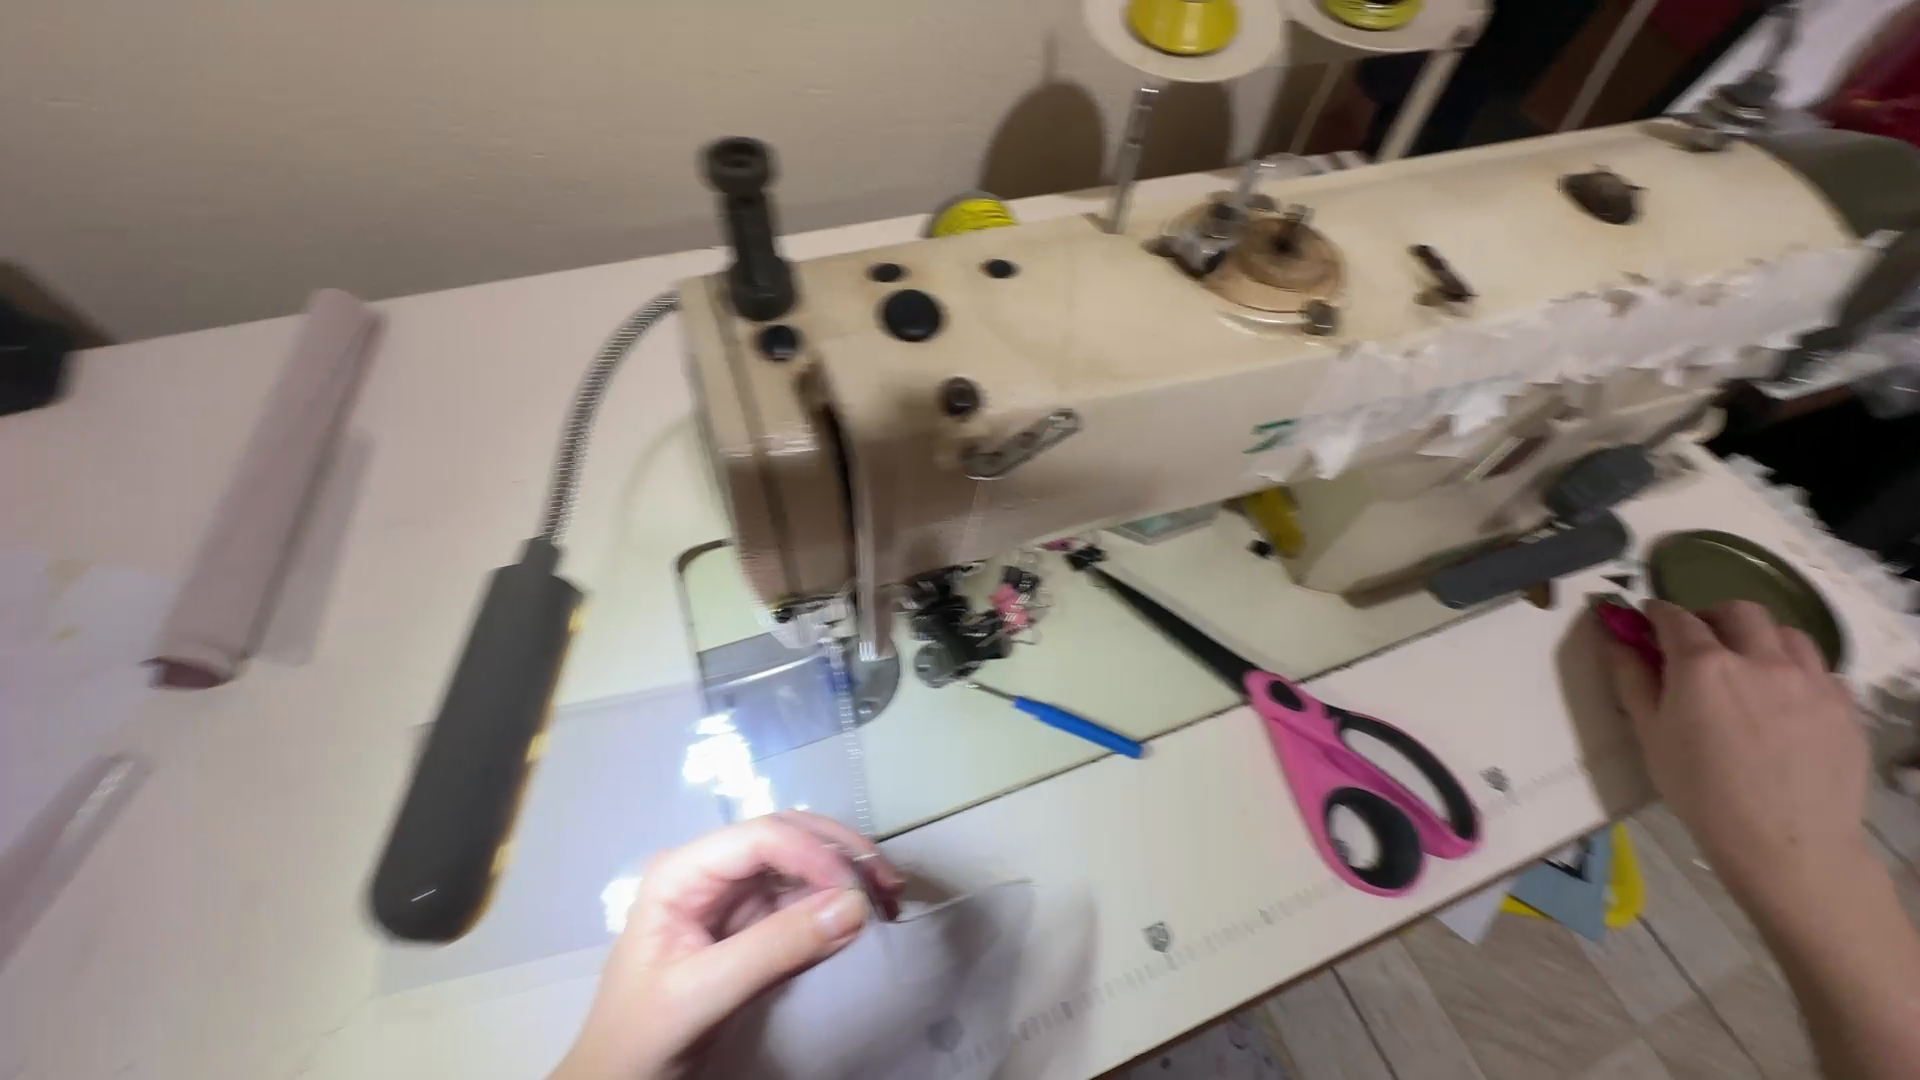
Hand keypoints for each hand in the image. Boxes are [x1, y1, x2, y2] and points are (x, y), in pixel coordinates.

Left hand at [553, 812, 904, 1079]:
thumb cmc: (638, 1040)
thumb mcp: (701, 995)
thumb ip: (775, 949)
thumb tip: (855, 906)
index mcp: (684, 870)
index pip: (760, 836)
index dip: (814, 853)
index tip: (857, 892)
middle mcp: (712, 868)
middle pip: (787, 836)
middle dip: (840, 853)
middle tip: (889, 882)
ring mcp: (734, 893)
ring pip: (802, 861)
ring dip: (847, 873)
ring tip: (889, 895)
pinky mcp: (753, 922)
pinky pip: (803, 898)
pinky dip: (838, 902)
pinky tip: (866, 913)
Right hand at [1606, 599, 1870, 916]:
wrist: (1783, 840)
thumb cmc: (1699, 787)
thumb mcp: (1649, 731)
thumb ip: (1631, 677)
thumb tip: (1614, 639)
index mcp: (1703, 666)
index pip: (1675, 617)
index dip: (1654, 613)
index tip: (1643, 620)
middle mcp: (1761, 661)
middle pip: (1739, 612)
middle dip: (1710, 616)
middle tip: (1695, 641)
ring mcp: (1811, 682)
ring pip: (1788, 634)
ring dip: (1758, 638)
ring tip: (1744, 666)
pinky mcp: (1845, 707)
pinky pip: (1820, 670)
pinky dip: (1794, 670)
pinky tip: (1779, 699)